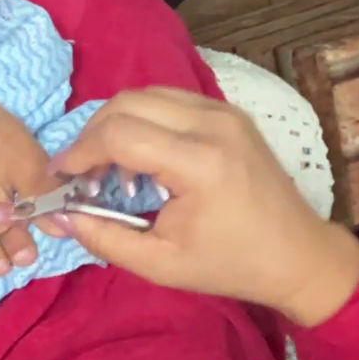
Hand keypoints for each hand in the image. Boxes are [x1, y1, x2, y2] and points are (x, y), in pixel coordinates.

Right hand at [49, 88, 358, 325]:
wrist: (298, 254)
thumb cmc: (229, 265)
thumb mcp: (159, 264)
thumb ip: (103, 238)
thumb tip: (60, 215)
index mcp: (199, 163)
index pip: (118, 134)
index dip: (79, 153)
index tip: (62, 179)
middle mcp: (212, 124)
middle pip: (126, 103)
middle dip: (91, 135)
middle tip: (83, 174)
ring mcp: (223, 111)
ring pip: (145, 94)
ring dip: (116, 125)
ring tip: (110, 168)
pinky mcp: (228, 111)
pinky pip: (168, 100)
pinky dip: (142, 120)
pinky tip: (141, 158)